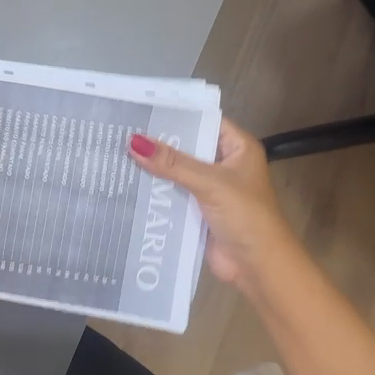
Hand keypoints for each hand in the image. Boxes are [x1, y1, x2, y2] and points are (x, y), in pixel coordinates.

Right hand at [128, 119, 288, 286]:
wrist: (259, 268)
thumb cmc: (246, 217)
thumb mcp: (210, 184)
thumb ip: (172, 163)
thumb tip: (133, 141)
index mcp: (237, 148)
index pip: (202, 120)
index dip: (175, 113)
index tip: (142, 106)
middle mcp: (223, 163)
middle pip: (186, 145)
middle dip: (157, 141)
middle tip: (120, 128)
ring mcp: (209, 187)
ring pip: (176, 170)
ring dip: (152, 166)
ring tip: (116, 150)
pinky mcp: (197, 209)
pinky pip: (171, 193)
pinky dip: (154, 189)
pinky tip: (125, 180)